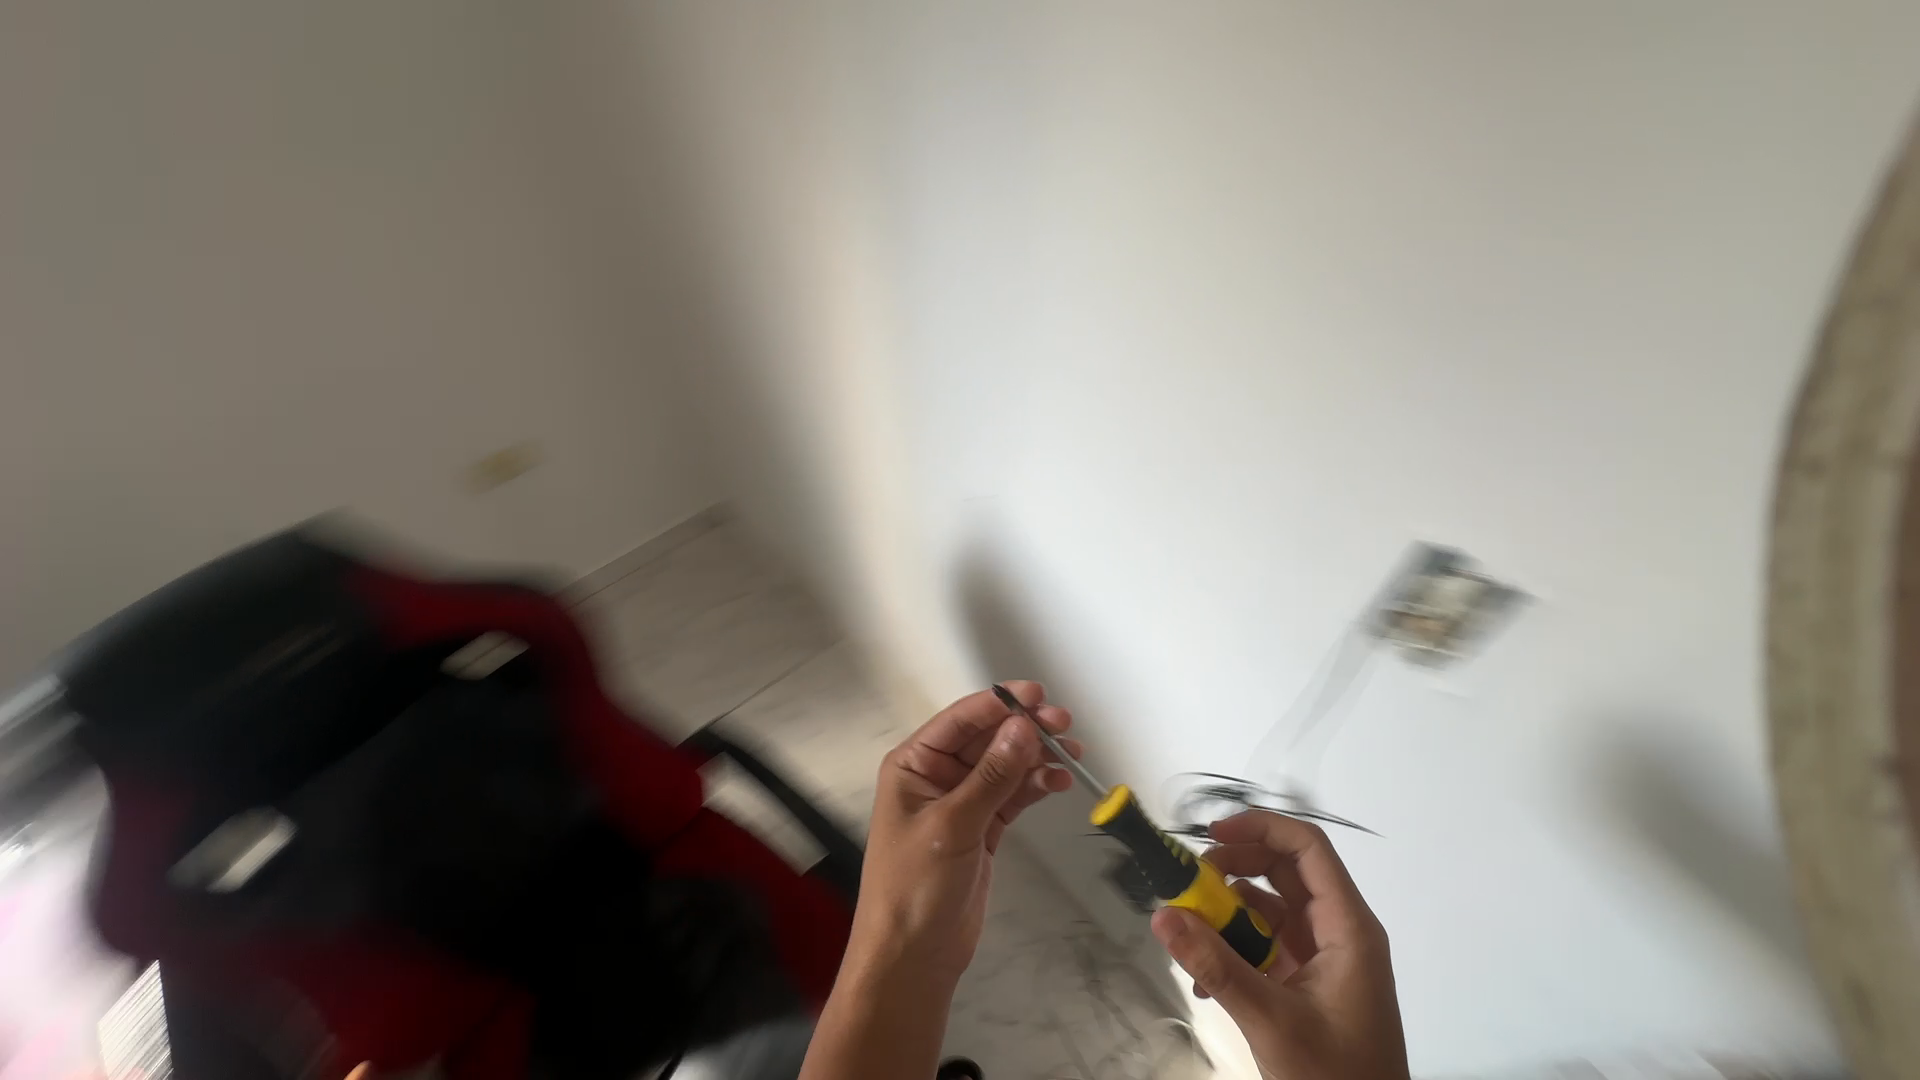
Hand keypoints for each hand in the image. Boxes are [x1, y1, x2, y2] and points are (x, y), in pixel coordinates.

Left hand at [848, 681, 1079, 984]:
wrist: (913, 957)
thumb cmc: (915, 887)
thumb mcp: (952, 825)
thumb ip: (992, 776)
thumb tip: (1023, 728)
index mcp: (914, 764)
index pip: (960, 720)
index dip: (998, 703)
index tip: (1036, 695)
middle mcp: (938, 776)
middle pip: (988, 739)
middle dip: (1024, 729)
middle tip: (1063, 723)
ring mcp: (963, 801)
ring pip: (1006, 765)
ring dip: (1037, 757)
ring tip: (1072, 752)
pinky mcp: (983, 827)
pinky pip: (1014, 795)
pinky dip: (1036, 786)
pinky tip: (1059, 781)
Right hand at [1151, 810, 1407, 1079]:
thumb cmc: (1336, 1077)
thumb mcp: (1272, 1020)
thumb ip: (1216, 966)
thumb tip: (1163, 916)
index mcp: (1347, 927)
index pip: (1307, 848)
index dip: (1260, 828)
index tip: (1212, 834)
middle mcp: (1338, 931)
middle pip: (1282, 871)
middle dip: (1232, 869)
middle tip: (1190, 883)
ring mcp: (1323, 956)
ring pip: (1269, 906)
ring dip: (1226, 912)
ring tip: (1190, 931)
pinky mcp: (1307, 980)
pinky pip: (1265, 942)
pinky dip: (1232, 947)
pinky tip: (1206, 977)